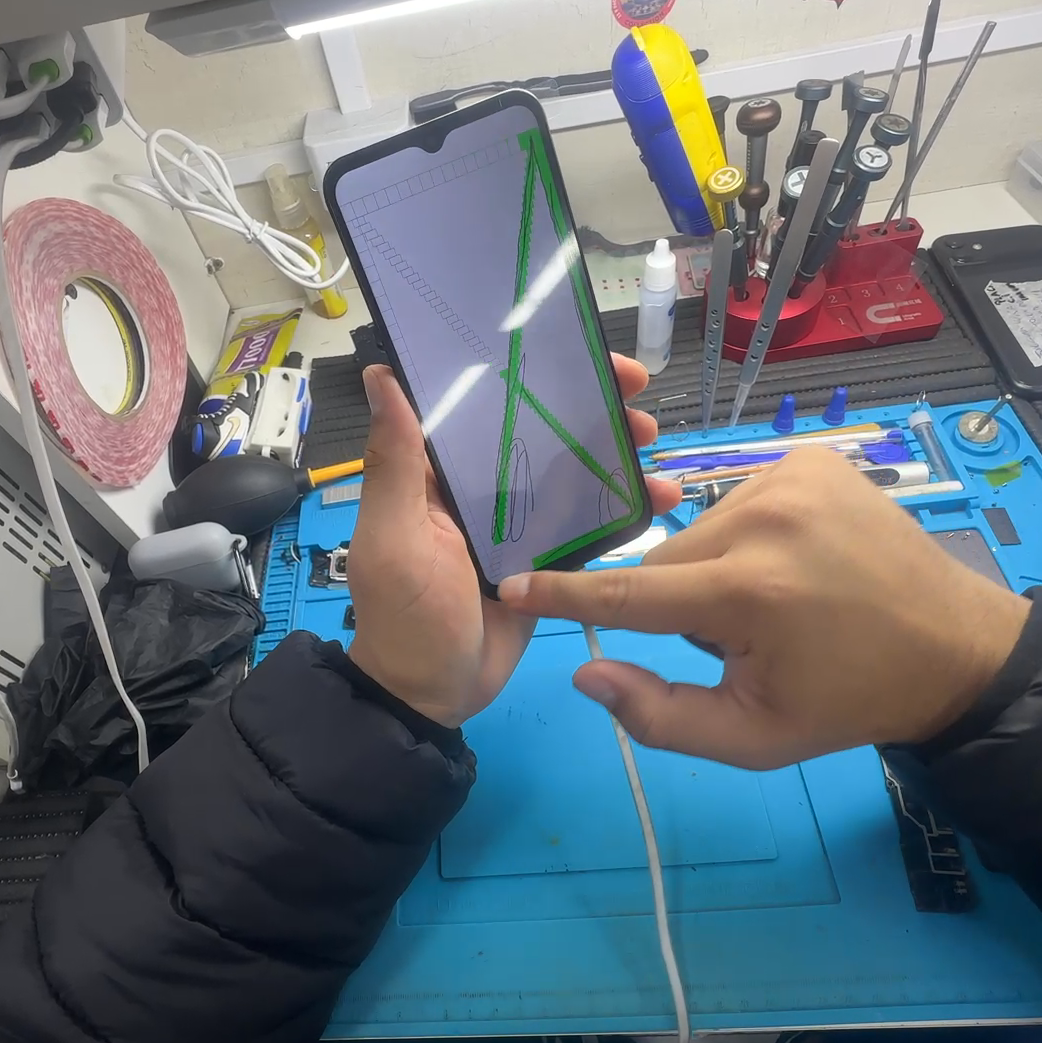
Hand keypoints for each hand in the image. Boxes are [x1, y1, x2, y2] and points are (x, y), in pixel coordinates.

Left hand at [347, 356, 682, 727]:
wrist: (434, 692)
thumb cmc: (406, 613)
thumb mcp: (395, 536)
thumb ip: (395, 464)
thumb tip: (381, 376)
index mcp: (439, 472)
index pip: (485, 404)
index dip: (527, 371)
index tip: (578, 349)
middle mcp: (480, 486)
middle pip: (538, 429)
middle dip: (587, 406)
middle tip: (636, 391)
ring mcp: (517, 521)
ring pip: (570, 471)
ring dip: (612, 451)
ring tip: (654, 441)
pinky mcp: (547, 557)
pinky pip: (587, 522)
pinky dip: (621, 508)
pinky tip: (660, 498)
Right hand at [495, 448, 1031, 766]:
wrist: (958, 649)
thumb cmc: (848, 702)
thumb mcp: (752, 738)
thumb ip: (657, 717)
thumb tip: (583, 673)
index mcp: (749, 593)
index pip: (628, 593)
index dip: (564, 594)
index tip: (512, 583)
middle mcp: (762, 518)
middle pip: (665, 563)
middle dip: (679, 600)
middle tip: (739, 634)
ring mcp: (787, 476)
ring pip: (697, 532)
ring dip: (711, 568)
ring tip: (773, 597)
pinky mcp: (807, 457)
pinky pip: (734, 502)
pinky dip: (742, 536)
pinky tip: (792, 559)